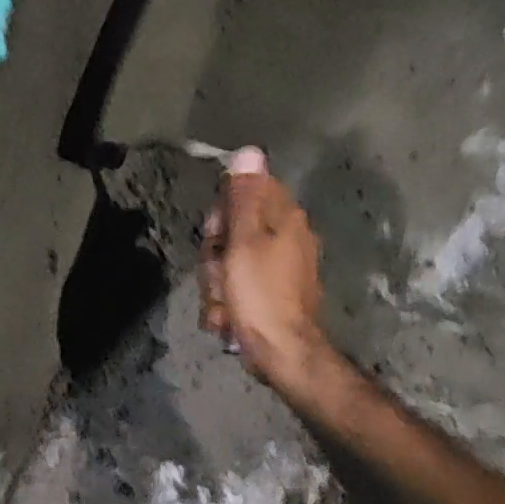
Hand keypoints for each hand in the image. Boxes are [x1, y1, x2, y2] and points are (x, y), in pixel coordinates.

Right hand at [199, 148, 330, 391]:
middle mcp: (288, 237)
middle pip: (234, 231)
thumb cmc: (261, 295)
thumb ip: (244, 198)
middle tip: (218, 275)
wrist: (282, 353)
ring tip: (224, 306)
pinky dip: (230, 305)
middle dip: (216, 257)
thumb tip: (249, 151)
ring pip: (231, 264)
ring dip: (218, 287)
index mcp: (285, 217)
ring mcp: (282, 269)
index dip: (222, 213)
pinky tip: (229, 320)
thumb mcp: (244, 242)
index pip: (245, 191)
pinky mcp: (273, 296)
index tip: (217, 235)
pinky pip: (240, 290)